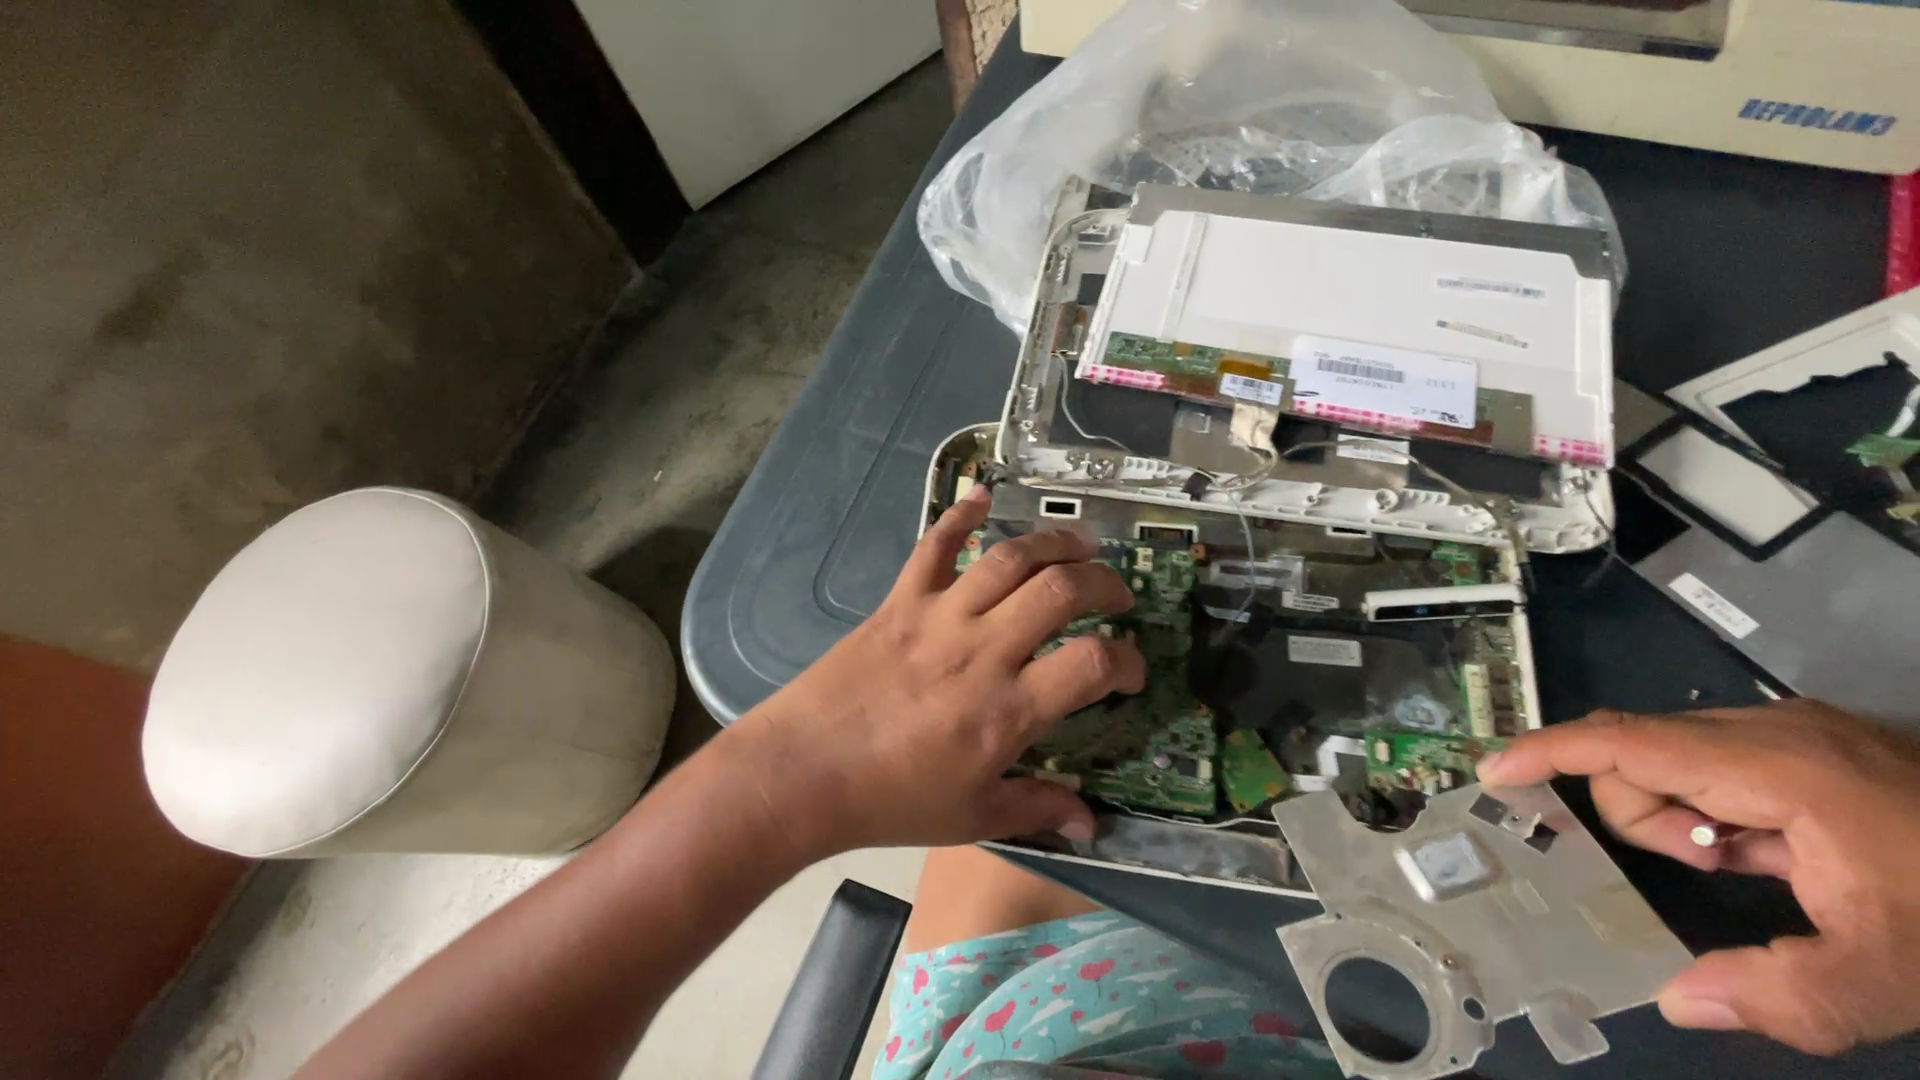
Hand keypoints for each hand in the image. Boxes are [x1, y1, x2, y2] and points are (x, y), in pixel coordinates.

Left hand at [724, 484, 1144, 854]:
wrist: (802, 774)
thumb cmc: (890, 801)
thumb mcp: (972, 817)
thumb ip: (1037, 809)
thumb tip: (1091, 822)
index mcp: (1008, 710)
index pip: (1093, 664)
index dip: (1127, 662)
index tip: (1130, 672)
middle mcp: (983, 650)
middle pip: (1062, 591)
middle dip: (1104, 584)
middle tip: (1117, 594)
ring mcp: (939, 617)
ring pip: (1009, 559)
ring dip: (1054, 543)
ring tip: (1080, 544)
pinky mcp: (899, 601)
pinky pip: (935, 545)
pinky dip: (960, 514)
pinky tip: (982, 494)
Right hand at [1478, 701, 1919, 1054]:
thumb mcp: (1901, 972)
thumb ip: (1794, 994)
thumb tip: (1677, 1000)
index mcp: (1776, 767)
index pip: (1626, 743)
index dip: (1549, 753)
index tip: (1492, 771)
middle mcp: (1768, 730)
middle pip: (1635, 751)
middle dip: (1645, 815)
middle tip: (1711, 866)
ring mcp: (1790, 730)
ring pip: (1668, 756)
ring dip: (1681, 815)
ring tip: (1745, 861)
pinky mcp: (1806, 741)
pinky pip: (1710, 762)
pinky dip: (1715, 808)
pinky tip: (1768, 848)